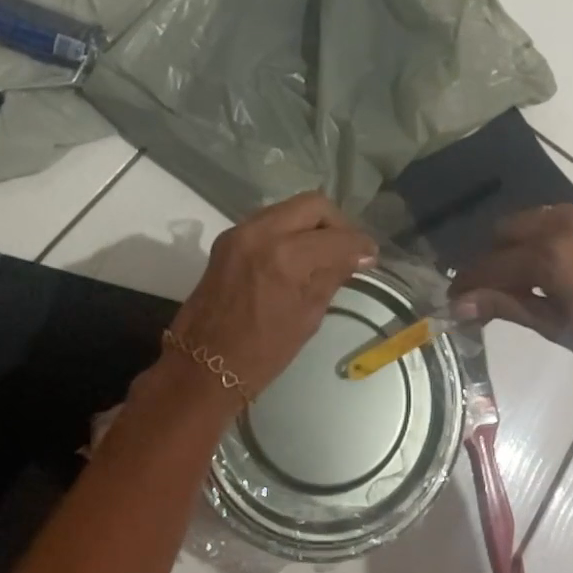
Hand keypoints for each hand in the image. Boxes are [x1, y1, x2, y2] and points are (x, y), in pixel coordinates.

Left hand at [166, 192, 377, 403]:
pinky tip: (297, 255)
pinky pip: (268, 221)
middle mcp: (261, 232)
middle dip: (336, 223)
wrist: (201, 367)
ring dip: (311, 224)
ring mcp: (240, 232)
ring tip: (323, 252)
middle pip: (313, 205)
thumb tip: (358, 256)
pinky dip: (288, 230)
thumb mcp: (308, 316)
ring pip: (288, 208)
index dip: (360, 245)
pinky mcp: (227, 239)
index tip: (371, 256)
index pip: (337, 237)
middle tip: (348, 249)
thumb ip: (333, 276)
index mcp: (286, 256)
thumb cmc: (261, 353)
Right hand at [449, 205, 572, 383]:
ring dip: (516, 242)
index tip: (453, 299)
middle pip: (504, 231)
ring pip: (530, 218)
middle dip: (491, 259)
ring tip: (521, 277)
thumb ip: (506, 307)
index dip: (468, 284)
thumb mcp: (554, 327)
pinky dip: (543, 233)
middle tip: (490, 290)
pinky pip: (557, 215)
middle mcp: (561, 225)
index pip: (491, 266)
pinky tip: (551, 262)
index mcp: (548, 256)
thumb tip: (459, 305)